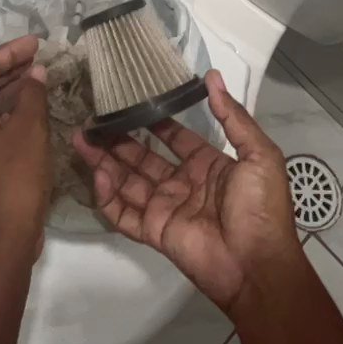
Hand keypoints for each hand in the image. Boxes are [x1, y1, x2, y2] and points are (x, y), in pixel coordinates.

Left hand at [0, 35, 52, 262]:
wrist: (2, 240)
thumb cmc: (13, 179)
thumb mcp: (28, 130)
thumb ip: (32, 94)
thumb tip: (34, 71)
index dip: (9, 51)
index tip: (36, 42)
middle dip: (11, 67)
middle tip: (40, 55)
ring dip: (15, 89)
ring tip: (43, 77)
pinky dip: (16, 112)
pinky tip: (38, 110)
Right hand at [72, 70, 300, 312]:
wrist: (258, 267)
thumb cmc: (261, 208)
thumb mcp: (259, 155)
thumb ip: (233, 116)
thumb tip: (212, 76)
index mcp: (208, 165)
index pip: (174, 137)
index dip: (153, 121)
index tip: (129, 102)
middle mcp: (183, 184)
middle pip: (143, 157)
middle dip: (118, 140)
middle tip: (93, 122)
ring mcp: (167, 208)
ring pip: (128, 182)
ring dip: (104, 162)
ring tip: (82, 141)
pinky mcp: (155, 232)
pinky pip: (125, 213)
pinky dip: (108, 196)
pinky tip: (98, 174)